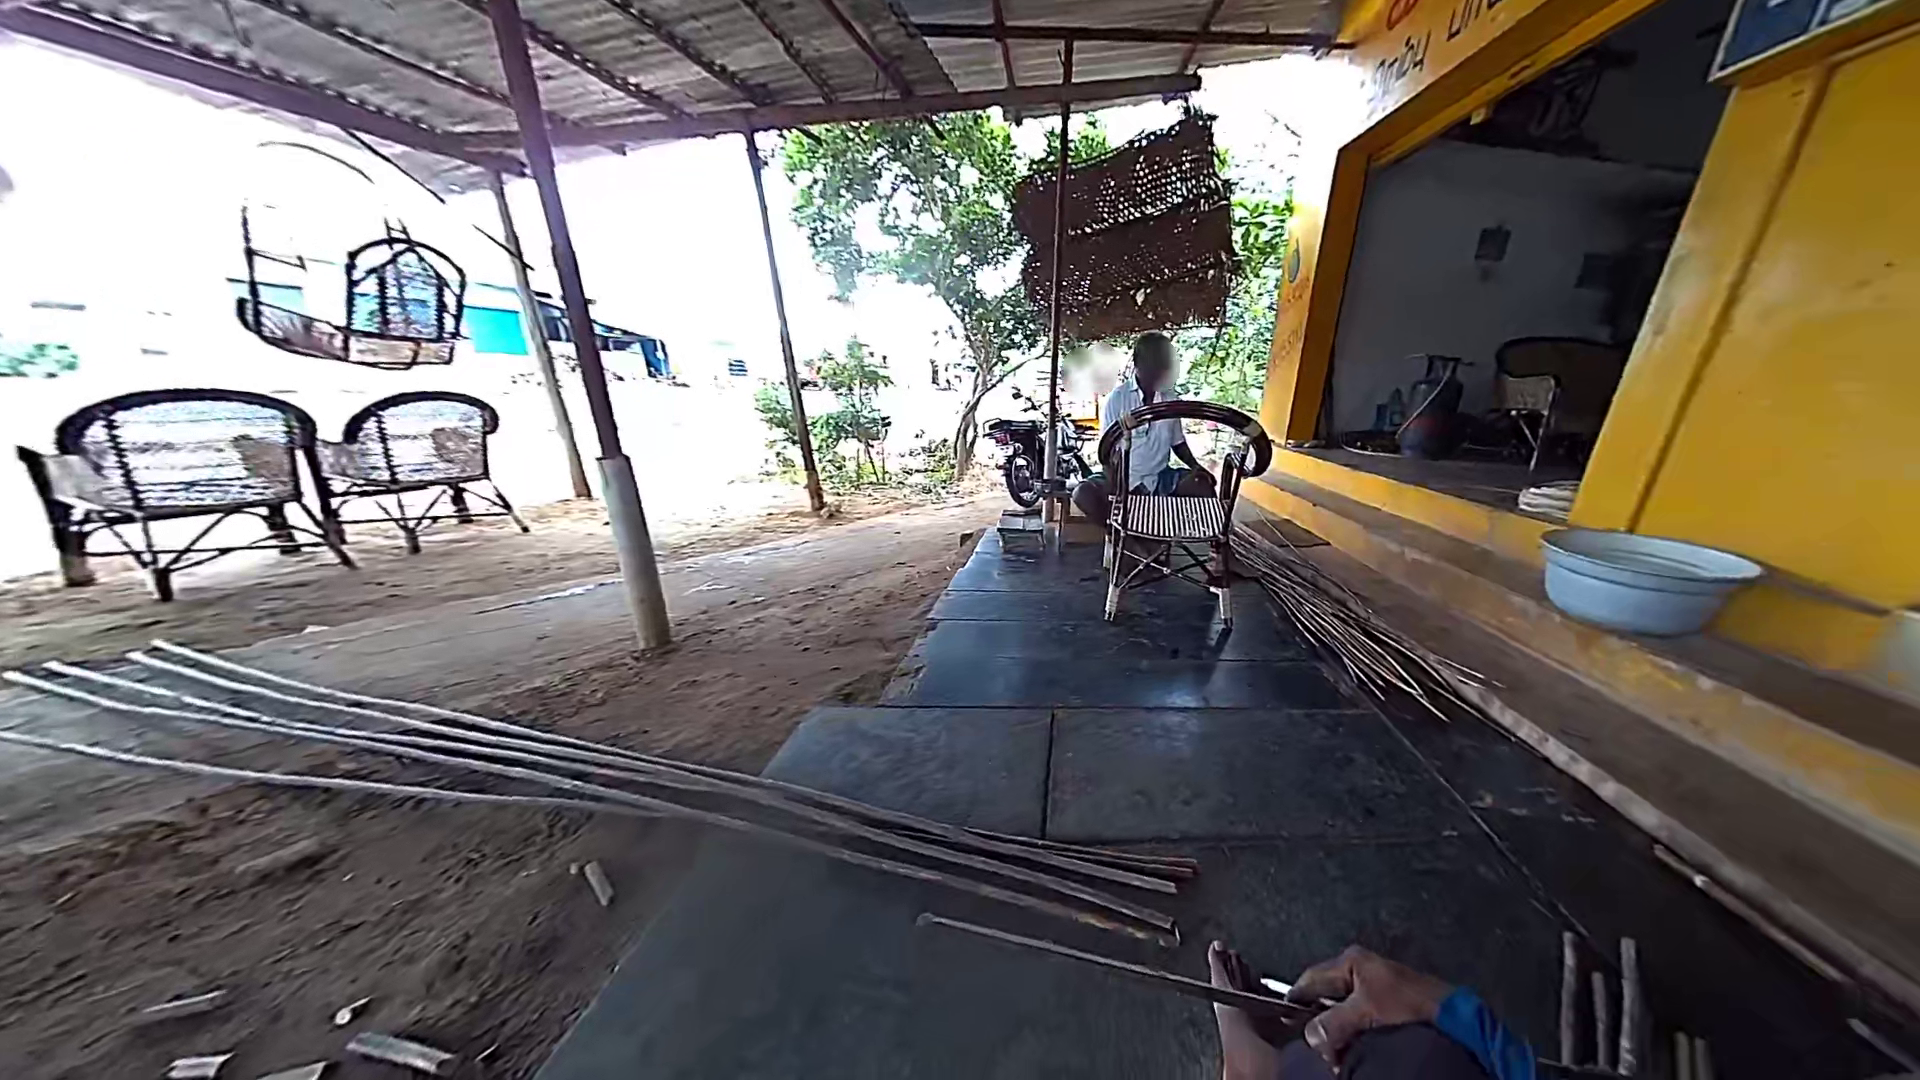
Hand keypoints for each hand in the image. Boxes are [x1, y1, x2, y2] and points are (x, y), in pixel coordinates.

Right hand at [1287, 946, 1453, 1069]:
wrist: (1457, 1019)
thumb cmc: (1412, 1004)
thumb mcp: (1368, 1011)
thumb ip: (1336, 1021)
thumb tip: (1311, 1035)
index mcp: (1351, 961)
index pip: (1313, 978)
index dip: (1299, 996)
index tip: (1288, 1014)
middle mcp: (1360, 970)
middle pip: (1328, 996)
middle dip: (1322, 1021)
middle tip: (1319, 1044)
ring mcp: (1375, 986)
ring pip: (1344, 1009)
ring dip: (1339, 1030)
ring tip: (1337, 1052)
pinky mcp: (1389, 1005)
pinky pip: (1360, 1018)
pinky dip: (1355, 1033)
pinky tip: (1356, 1048)